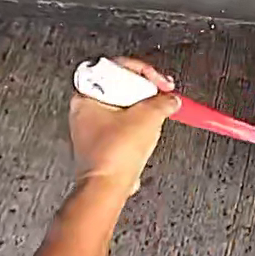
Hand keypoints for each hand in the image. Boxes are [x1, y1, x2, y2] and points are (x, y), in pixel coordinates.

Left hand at [68, 57, 180, 197]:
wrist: (107, 187)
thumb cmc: (115, 154)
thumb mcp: (149, 116)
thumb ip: (163, 101)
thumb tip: (171, 99)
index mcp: (86, 95)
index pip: (116, 68)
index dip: (143, 72)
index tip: (159, 82)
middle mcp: (83, 110)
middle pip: (119, 86)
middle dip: (144, 91)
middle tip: (160, 95)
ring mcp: (90, 128)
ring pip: (122, 107)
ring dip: (142, 109)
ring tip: (154, 116)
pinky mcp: (99, 145)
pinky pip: (121, 126)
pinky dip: (135, 127)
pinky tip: (145, 134)